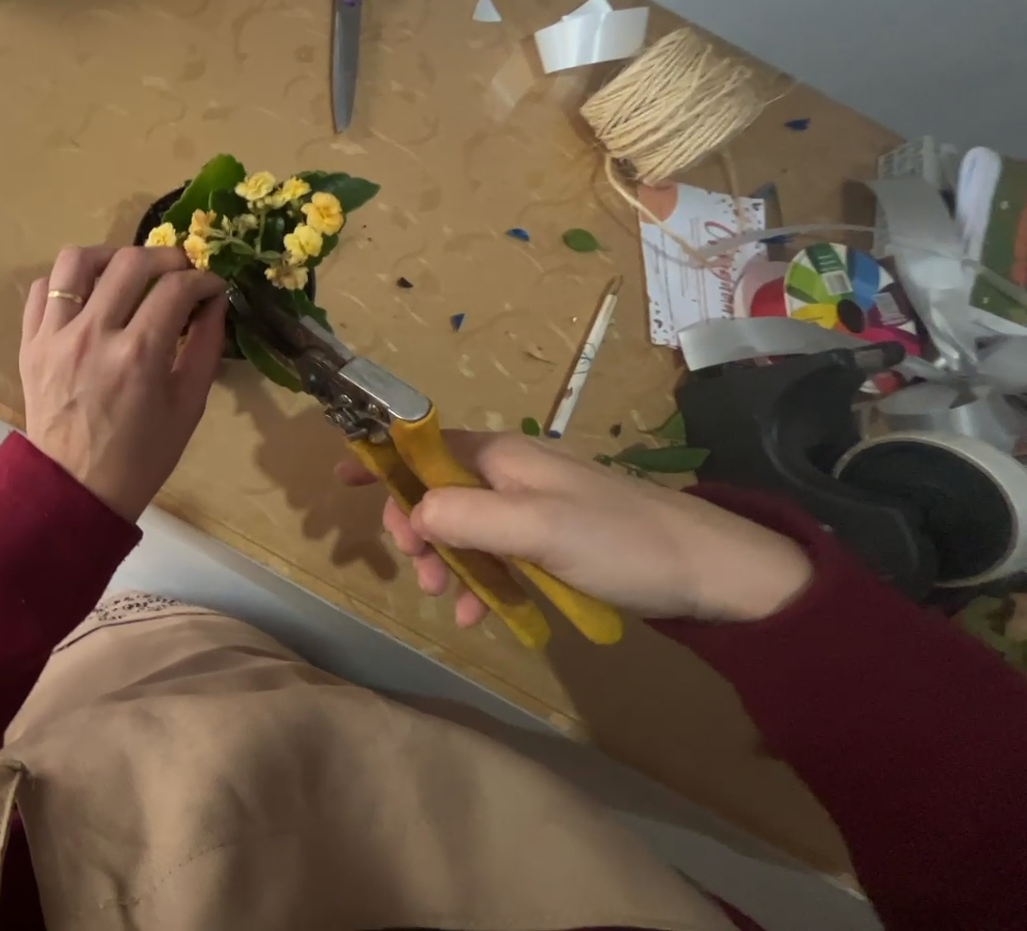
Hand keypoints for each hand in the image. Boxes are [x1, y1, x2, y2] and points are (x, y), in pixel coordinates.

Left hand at [20, 245, 226, 520]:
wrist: (75, 490)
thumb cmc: (141, 457)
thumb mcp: (188, 406)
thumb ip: (206, 347)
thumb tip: (214, 302)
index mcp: (138, 355)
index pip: (176, 287)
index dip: (202, 279)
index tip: (210, 288)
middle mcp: (93, 335)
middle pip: (130, 261)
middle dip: (166, 257)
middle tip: (178, 273)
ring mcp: (54, 337)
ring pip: (76, 261)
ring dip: (109, 257)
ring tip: (126, 274)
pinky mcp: (29, 344)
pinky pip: (41, 289)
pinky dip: (67, 282)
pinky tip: (88, 297)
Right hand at [335, 431, 813, 624]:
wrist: (715, 574)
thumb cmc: (619, 541)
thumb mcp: (536, 528)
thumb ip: (465, 516)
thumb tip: (411, 516)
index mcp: (496, 456)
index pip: (419, 446)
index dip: (380, 460)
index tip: (342, 480)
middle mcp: (504, 472)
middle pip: (433, 492)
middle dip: (416, 531)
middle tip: (419, 570)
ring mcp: (525, 505)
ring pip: (458, 526)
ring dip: (445, 561)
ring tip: (450, 600)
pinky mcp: (545, 536)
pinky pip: (490, 552)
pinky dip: (478, 578)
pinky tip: (478, 613)